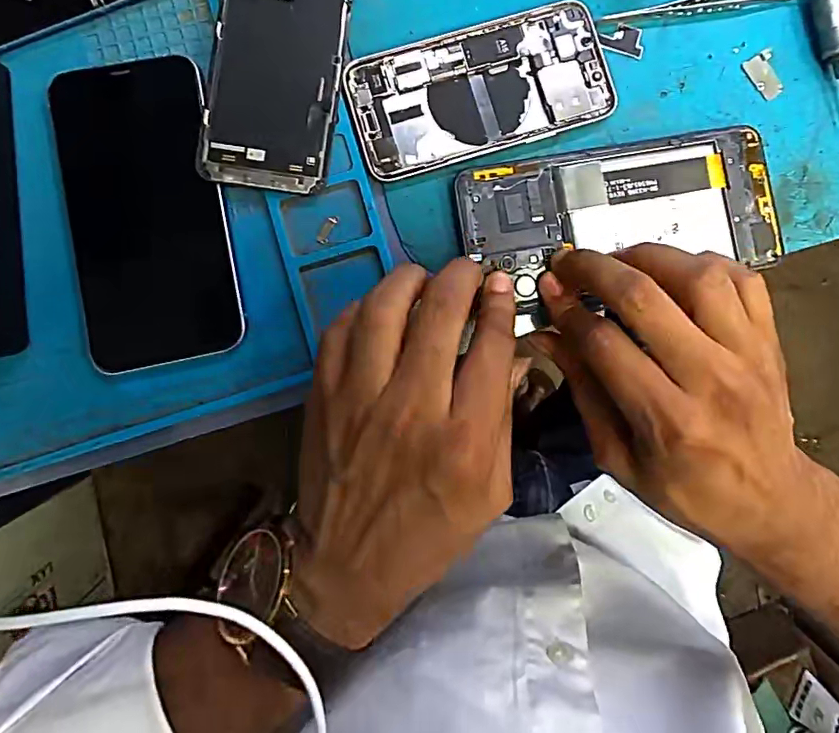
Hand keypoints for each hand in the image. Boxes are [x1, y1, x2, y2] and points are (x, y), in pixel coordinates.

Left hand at [291, 260, 521, 649]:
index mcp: (464, 439)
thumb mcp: (492, 491)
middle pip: (441, 313)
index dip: (501, 305)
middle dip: (462, 277)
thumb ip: (506, 418)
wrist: (345, 568)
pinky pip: (342, 328)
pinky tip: (382, 308)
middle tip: (469, 271)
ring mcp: (361, 398)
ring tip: (425, 278)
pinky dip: (365, 306)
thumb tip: (513, 353)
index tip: (501, 287)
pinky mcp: (324, 395)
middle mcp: (412, 408)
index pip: (492, 346)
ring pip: (386, 308)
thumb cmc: (430, 532)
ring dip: (411, 279)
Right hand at [533, 245, 805, 564]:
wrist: (772, 501)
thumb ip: (584, 391)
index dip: (568, 311)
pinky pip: (741, 278)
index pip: (606, 344)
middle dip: (595, 270)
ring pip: (697, 275)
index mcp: (670, 420)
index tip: (551, 294)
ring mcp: (747, 353)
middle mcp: (712, 379)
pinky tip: (677, 271)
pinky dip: (704, 262)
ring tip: (621, 262)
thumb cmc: (692, 489)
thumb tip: (550, 335)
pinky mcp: (768, 338)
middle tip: (571, 264)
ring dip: (648, 256)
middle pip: (645, 297)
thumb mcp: (620, 458)